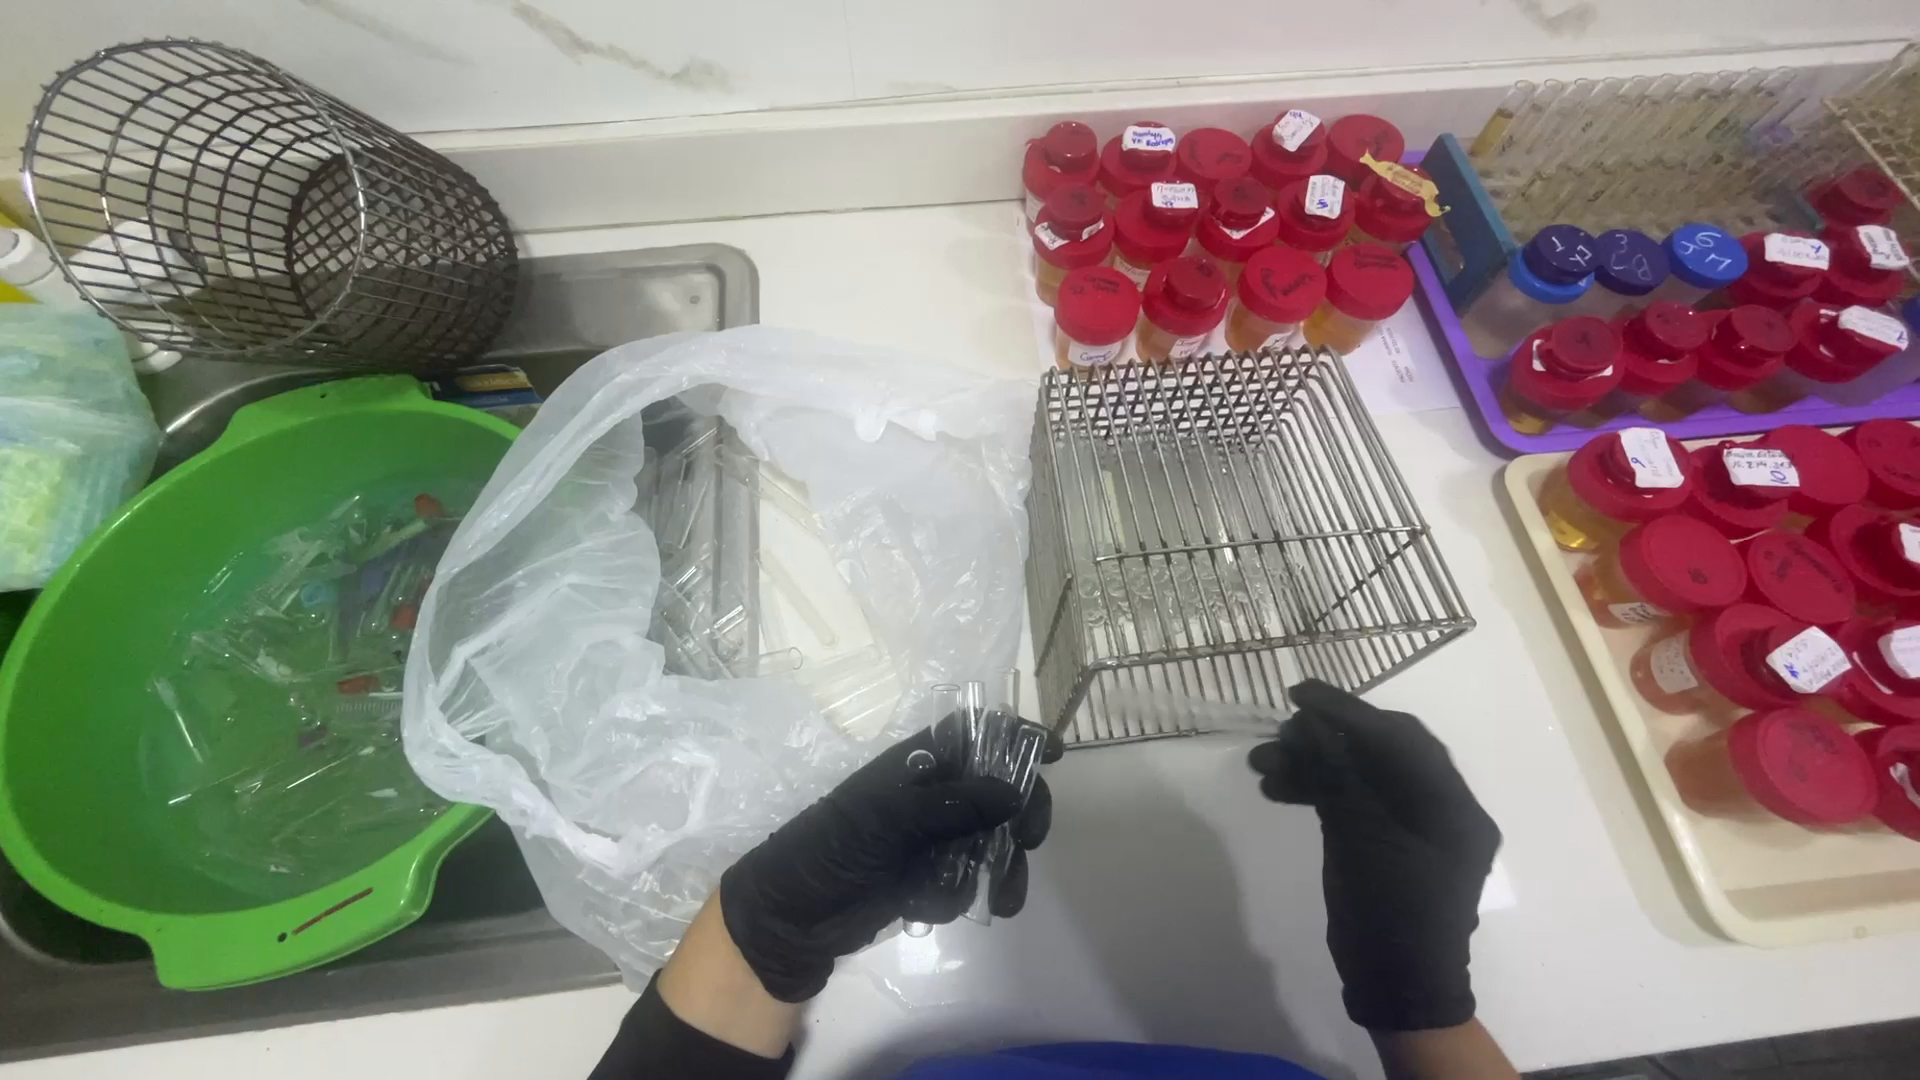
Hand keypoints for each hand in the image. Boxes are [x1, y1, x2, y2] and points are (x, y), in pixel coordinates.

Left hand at [719, 719, 1059, 1001]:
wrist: (792, 915)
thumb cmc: (832, 848)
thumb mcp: (888, 818)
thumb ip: (952, 804)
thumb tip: (1013, 793)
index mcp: (918, 763)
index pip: (976, 734)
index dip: (1015, 736)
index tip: (1053, 753)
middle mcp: (933, 794)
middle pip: (998, 788)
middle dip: (1022, 811)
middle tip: (1031, 838)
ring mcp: (934, 837)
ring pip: (991, 839)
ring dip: (1004, 867)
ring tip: (1005, 899)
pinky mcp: (930, 877)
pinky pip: (967, 878)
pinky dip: (961, 894)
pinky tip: (932, 907)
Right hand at [1249, 680, 1500, 1032]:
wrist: (1397, 986)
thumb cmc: (1389, 912)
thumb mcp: (1360, 838)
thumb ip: (1337, 775)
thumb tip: (1308, 723)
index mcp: (1452, 807)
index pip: (1399, 739)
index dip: (1347, 711)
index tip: (1298, 694)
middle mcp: (1438, 808)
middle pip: (1379, 750)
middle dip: (1325, 736)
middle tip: (1281, 732)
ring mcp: (1410, 824)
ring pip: (1358, 773)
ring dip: (1310, 763)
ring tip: (1263, 764)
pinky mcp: (1383, 838)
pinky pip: (1349, 797)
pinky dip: (1314, 788)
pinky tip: (1277, 788)